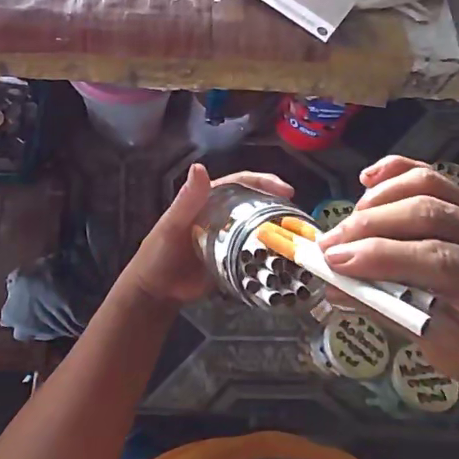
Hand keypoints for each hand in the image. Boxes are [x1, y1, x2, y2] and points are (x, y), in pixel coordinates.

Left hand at [119, 164, 293, 306]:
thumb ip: (187, 200)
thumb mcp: (172, 226)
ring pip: (259, 227)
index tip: (285, 190)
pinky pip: (257, 252)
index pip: (239, 183)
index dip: (262, 182)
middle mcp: (222, 216)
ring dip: (279, 229)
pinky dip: (273, 253)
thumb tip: (200, 166)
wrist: (156, 291)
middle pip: (255, 203)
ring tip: (301, 237)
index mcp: (207, 201)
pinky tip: (290, 258)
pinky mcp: (235, 260)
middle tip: (300, 217)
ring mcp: (229, 238)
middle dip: (278, 206)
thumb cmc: (158, 254)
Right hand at [316, 155, 458, 400]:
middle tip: (328, 246)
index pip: (438, 258)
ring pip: (428, 186)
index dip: (378, 255)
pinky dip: (396, 173)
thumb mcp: (434, 344)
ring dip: (376, 201)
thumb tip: (331, 282)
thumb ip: (385, 307)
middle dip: (367, 227)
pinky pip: (433, 176)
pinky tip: (367, 181)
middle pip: (429, 214)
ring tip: (346, 226)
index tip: (332, 261)